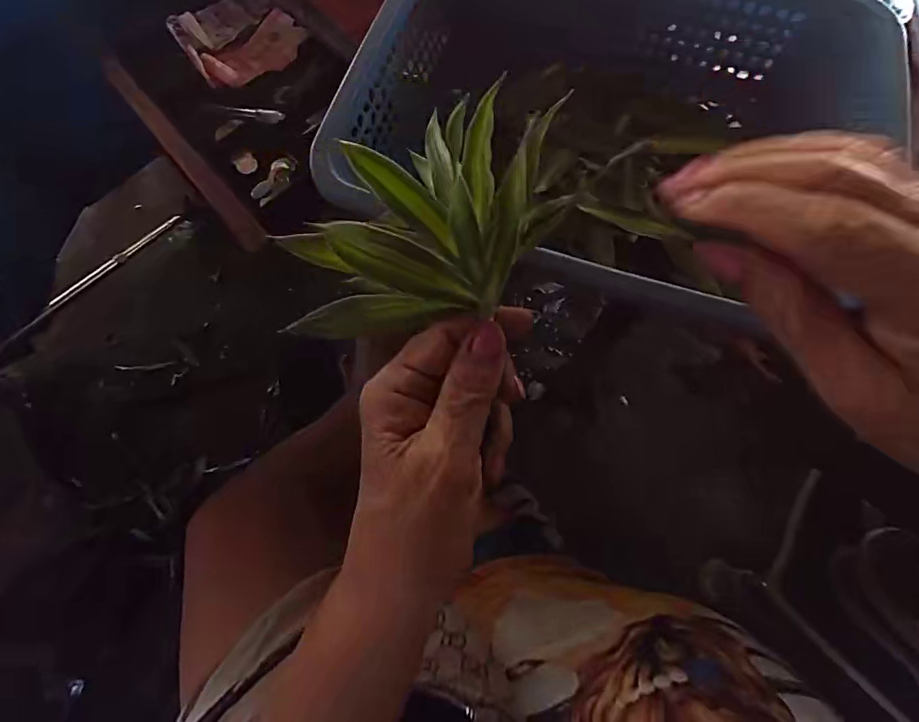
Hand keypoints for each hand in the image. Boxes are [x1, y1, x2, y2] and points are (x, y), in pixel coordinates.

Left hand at [346, 316, 518, 599]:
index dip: (481, 325)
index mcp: (392, 387)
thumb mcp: (448, 455)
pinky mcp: (439, 440)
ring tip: (489, 464)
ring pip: (476, 390)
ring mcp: (421, 417)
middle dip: (491, 386)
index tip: (526, 325)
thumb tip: (489, 329)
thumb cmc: (417, 527)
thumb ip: (468, 391)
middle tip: (512, 406)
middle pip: (462, 359)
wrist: (402, 592)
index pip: (439, 335)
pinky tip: (488, 473)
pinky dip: (491, 441)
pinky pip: (477, 419)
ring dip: (494, 422)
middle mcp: (403, 393)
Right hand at [659, 134, 918, 511]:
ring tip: (704, 172)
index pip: (828, 224)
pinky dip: (803, 160)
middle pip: (840, 174)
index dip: (744, 206)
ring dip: (768, 157)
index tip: (680, 205)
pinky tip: (761, 169)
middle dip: (744, 172)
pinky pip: (875, 166)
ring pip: (855, 156)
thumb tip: (718, 251)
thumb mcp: (858, 396)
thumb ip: (789, 314)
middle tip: (676, 185)